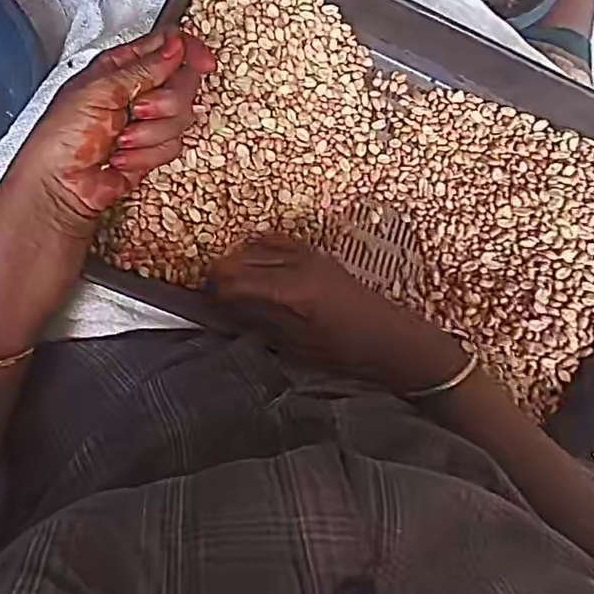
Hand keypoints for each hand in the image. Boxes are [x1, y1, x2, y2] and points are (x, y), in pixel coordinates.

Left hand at [4, 27, 215, 238]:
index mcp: (120, 67)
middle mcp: (138, 91)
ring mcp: (148, 121)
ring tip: (122, 139)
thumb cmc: (61, 138)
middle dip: (166, 101)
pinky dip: (148, 155)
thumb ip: (143, 68)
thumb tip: (175, 46)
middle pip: (183, 83)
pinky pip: (174, 146)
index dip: (189, 51)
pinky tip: (124, 156)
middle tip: (139, 110)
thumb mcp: (99, 90)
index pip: (167, 46)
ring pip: (182, 117)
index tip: (203, 62)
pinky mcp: (153, 149)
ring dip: (151, 133)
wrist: (60, 184)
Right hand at [208, 236, 470, 394]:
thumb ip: (264, 323)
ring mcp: (311, 256)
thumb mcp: (301, 345)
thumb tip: (232, 312)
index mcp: (294, 291)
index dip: (217, 289)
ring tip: (226, 277)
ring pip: (261, 245)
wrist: (391, 339)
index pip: (240, 281)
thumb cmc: (347, 351)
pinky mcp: (319, 256)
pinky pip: (281, 242)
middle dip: (223, 271)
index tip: (202, 299)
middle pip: (246, 258)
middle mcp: (300, 265)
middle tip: (207, 289)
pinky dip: (262, 248)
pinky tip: (254, 258)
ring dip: (241, 257)